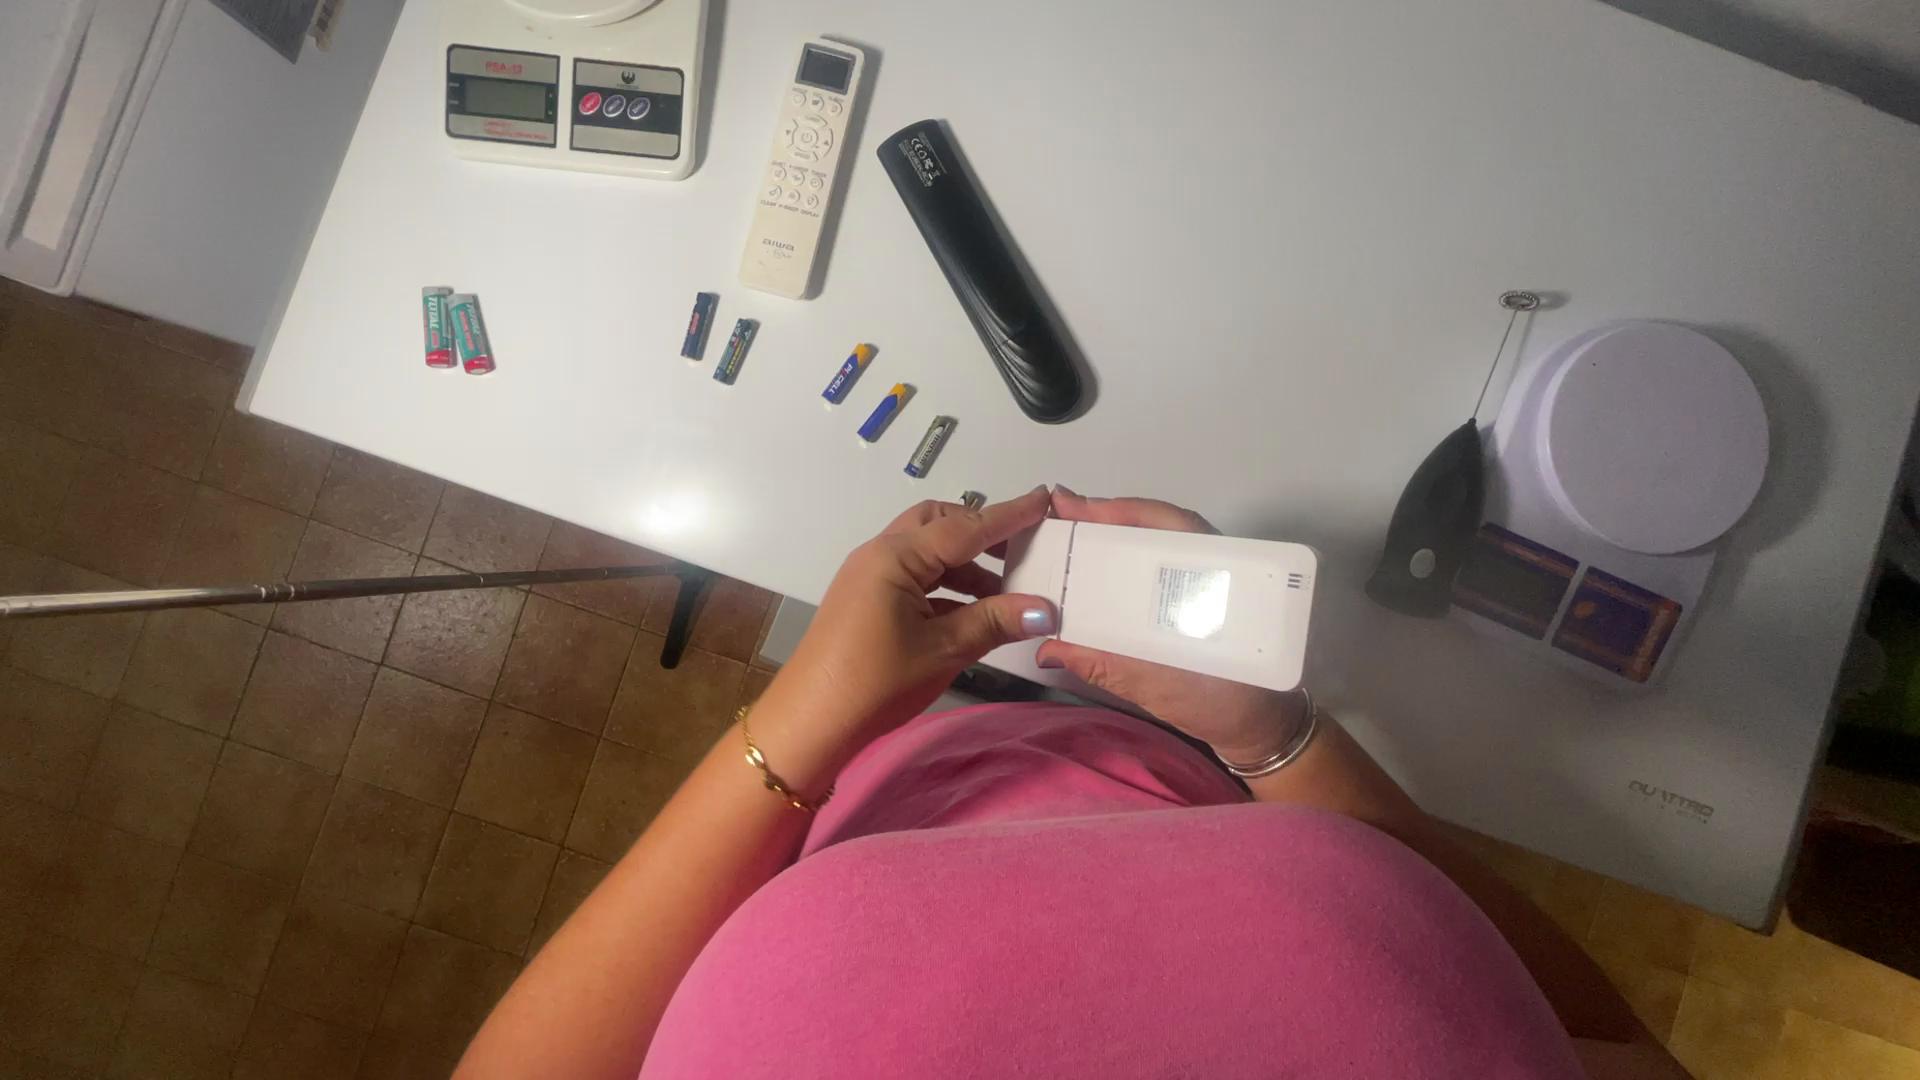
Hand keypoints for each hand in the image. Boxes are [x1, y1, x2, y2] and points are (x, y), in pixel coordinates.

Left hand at [751, 487, 1058, 791]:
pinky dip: (947, 585)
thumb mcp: (943, 650)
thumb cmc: (875, 682)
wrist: (810, 723)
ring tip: (1007, 589)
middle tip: (1023, 548)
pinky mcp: (868, 598)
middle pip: (938, 523)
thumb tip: (1046, 609)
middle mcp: (880, 553)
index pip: (964, 526)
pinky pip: (915, 576)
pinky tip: (974, 610)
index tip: (1044, 499)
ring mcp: (870, 575)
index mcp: (895, 556)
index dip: (1009, 516)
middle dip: (982, 532)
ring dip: (966, 564)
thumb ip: (995, 621)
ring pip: (927, 551)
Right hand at [1034, 487, 1308, 764]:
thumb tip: (1047, 648)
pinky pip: (1157, 570)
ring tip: (1069, 539)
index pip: (1163, 523)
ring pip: (1154, 546)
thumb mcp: (1159, 685)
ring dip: (1113, 541)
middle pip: (1153, 527)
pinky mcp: (1196, 597)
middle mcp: (1211, 565)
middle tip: (1057, 518)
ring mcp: (1204, 580)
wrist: (1262, 727)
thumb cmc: (1223, 702)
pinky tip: (1098, 575)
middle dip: (1105, 519)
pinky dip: (1125, 567)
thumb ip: (1104, 663)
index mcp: (1213, 575)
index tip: (1071, 506)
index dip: (1117, 511)